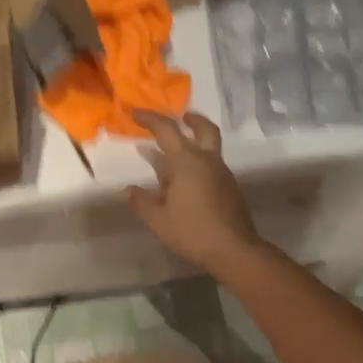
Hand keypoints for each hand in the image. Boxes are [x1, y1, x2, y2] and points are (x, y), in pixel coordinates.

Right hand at [124, 111, 262, 271]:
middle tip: (180, 118)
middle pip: (204, 129)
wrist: (234, 249)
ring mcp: (222, 173)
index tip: (134, 113)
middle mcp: (208, 161)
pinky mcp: (229, 187)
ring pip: (209, 147)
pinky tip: (184, 180)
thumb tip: (129, 190)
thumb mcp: (158, 220)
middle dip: (191, 120)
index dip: (149, 118)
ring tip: (173, 155)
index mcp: (187, 162)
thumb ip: (142, 201)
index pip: (166, 130)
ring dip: (194, 142)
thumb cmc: (192, 231)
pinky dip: (198, 162)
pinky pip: (211, 165)